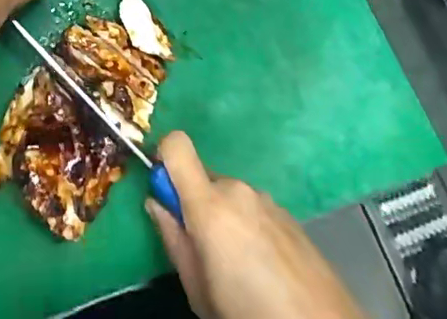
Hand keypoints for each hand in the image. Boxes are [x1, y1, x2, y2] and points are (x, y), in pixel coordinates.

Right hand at [146, 133, 366, 318]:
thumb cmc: (247, 315)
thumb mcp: (197, 290)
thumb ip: (174, 240)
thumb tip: (157, 204)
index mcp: (210, 205)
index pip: (177, 146)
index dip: (164, 158)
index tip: (163, 191)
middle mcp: (238, 190)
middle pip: (203, 179)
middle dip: (196, 206)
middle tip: (204, 252)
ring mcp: (267, 199)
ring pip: (229, 196)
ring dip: (224, 219)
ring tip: (238, 268)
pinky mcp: (289, 214)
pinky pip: (254, 209)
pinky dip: (249, 227)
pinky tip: (264, 269)